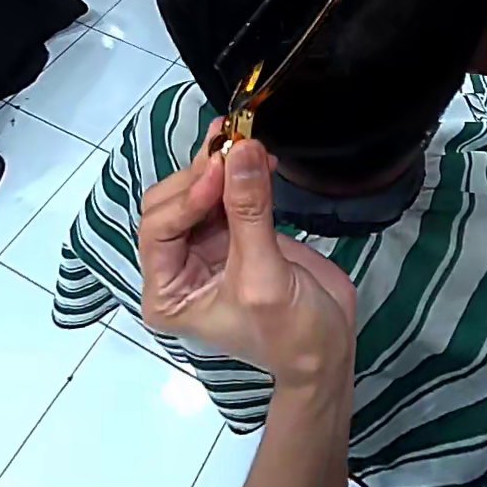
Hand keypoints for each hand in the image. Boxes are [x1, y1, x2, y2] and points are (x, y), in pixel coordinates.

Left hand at [135, 121, 356, 390]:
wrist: (328, 347)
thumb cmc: (289, 332)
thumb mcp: (264, 276)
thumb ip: (250, 212)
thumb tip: (243, 150)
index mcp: (167, 290)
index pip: (158, 229)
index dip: (188, 195)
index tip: (222, 169)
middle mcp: (179, 264)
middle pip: (173, 202)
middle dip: (202, 174)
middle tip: (236, 146)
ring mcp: (208, 245)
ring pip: (200, 190)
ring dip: (221, 164)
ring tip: (246, 140)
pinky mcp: (237, 230)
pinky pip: (229, 191)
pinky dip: (241, 170)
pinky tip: (259, 157)